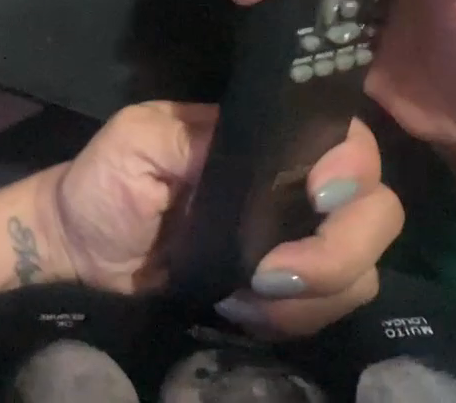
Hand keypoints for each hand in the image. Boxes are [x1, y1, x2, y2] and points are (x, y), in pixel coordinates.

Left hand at [34, 101, 401, 336]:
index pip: (344, 140)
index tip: (319, 196)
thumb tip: (254, 148)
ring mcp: (291, 241)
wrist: (81, 251)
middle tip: (273, 272)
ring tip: (247, 293)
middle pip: (373, 210)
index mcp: (261, 139)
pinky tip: (242, 310)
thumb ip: (193, 136)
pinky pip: (326, 310)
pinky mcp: (282, 292)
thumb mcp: (138, 141)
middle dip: (340, 249)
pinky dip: (294, 319)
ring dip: (314, 292)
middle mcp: (290, 186)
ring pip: (360, 269)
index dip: (352, 168)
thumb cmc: (105, 181)